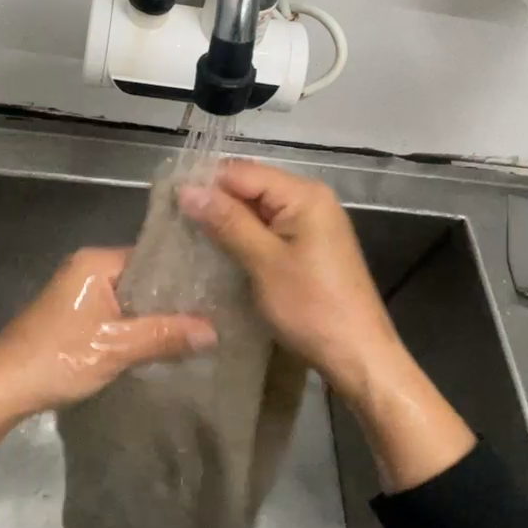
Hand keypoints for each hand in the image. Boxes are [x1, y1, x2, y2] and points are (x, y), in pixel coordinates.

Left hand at [0, 247, 216, 488]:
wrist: (0, 391)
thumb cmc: (58, 359)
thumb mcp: (116, 348)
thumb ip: (165, 335)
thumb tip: (215, 330)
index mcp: (96, 261)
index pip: (153, 255)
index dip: (184, 273)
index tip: (218, 288)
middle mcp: (88, 267)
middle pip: (143, 276)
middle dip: (174, 297)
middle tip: (216, 311)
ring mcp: (80, 291)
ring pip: (131, 297)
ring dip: (156, 314)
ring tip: (198, 326)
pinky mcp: (76, 315)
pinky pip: (118, 311)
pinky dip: (138, 324)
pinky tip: (163, 340)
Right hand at [179, 160, 474, 491]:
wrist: (358, 354)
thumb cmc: (312, 307)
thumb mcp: (263, 262)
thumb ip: (227, 221)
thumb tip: (188, 189)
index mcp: (304, 194)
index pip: (243, 172)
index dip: (206, 183)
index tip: (168, 202)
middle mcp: (312, 199)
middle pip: (252, 187)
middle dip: (215, 201)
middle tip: (174, 221)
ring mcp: (314, 223)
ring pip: (259, 209)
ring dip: (228, 221)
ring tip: (189, 236)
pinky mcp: (311, 246)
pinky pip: (271, 228)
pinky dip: (247, 236)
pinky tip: (221, 252)